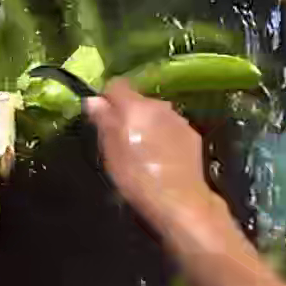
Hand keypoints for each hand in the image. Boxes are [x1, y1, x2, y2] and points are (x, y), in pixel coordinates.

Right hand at [84, 80, 229, 240]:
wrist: (179, 200)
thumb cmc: (138, 178)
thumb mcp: (110, 152)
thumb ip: (103, 121)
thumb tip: (94, 100)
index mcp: (135, 107)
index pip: (117, 85)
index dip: (107, 98)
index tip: (102, 116)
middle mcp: (159, 106)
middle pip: (137, 100)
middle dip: (127, 114)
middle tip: (120, 140)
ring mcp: (178, 119)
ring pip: (155, 114)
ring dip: (147, 124)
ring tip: (142, 151)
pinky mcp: (192, 134)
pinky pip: (170, 127)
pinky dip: (163, 135)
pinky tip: (161, 157)